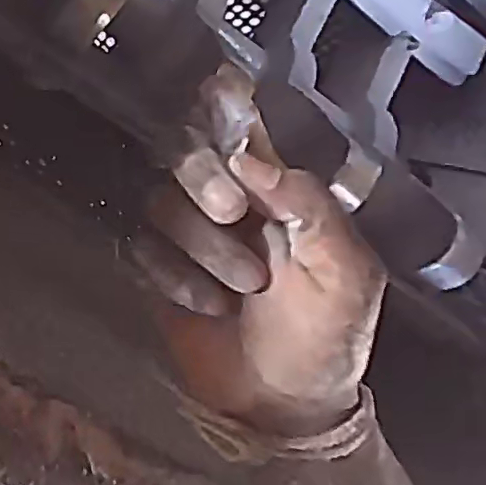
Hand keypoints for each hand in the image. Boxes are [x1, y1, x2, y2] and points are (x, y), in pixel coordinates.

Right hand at [130, 71, 386, 438]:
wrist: (282, 404)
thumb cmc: (326, 333)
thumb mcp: (344, 271)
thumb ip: (308, 205)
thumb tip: (249, 160)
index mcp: (276, 188)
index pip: (243, 127)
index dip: (223, 100)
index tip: (210, 80)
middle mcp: (226, 197)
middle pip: (187, 148)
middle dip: (203, 178)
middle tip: (232, 215)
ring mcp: (186, 231)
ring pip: (161, 198)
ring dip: (201, 245)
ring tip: (242, 288)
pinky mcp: (157, 265)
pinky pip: (142, 244)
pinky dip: (174, 275)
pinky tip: (208, 305)